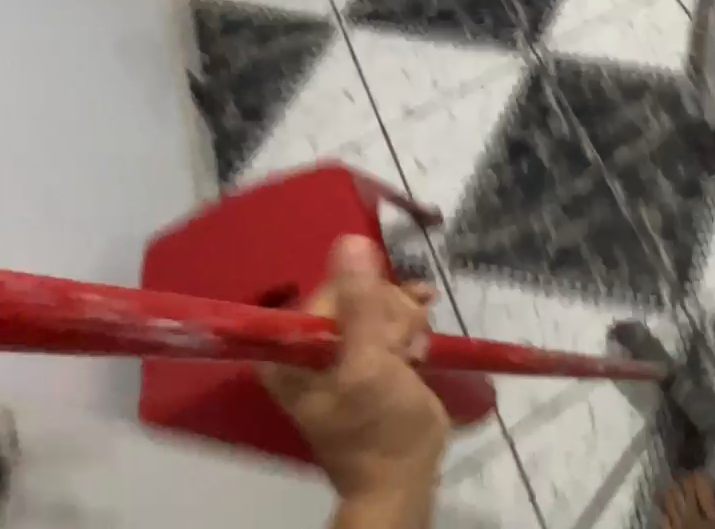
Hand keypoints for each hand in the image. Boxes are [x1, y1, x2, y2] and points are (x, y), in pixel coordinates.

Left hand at [260, 237, 450, 511]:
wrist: (404, 475)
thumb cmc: (379, 428)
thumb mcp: (369, 364)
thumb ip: (363, 304)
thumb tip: (350, 239)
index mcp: (293, 348)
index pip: (335, 288)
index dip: (371, 301)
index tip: (389, 332)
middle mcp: (312, 343)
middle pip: (364, 292)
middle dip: (395, 316)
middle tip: (401, 352)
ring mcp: (344, 348)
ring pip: (386, 302)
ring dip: (409, 323)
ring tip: (411, 356)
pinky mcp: (373, 353)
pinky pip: (396, 315)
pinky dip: (414, 324)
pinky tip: (421, 342)